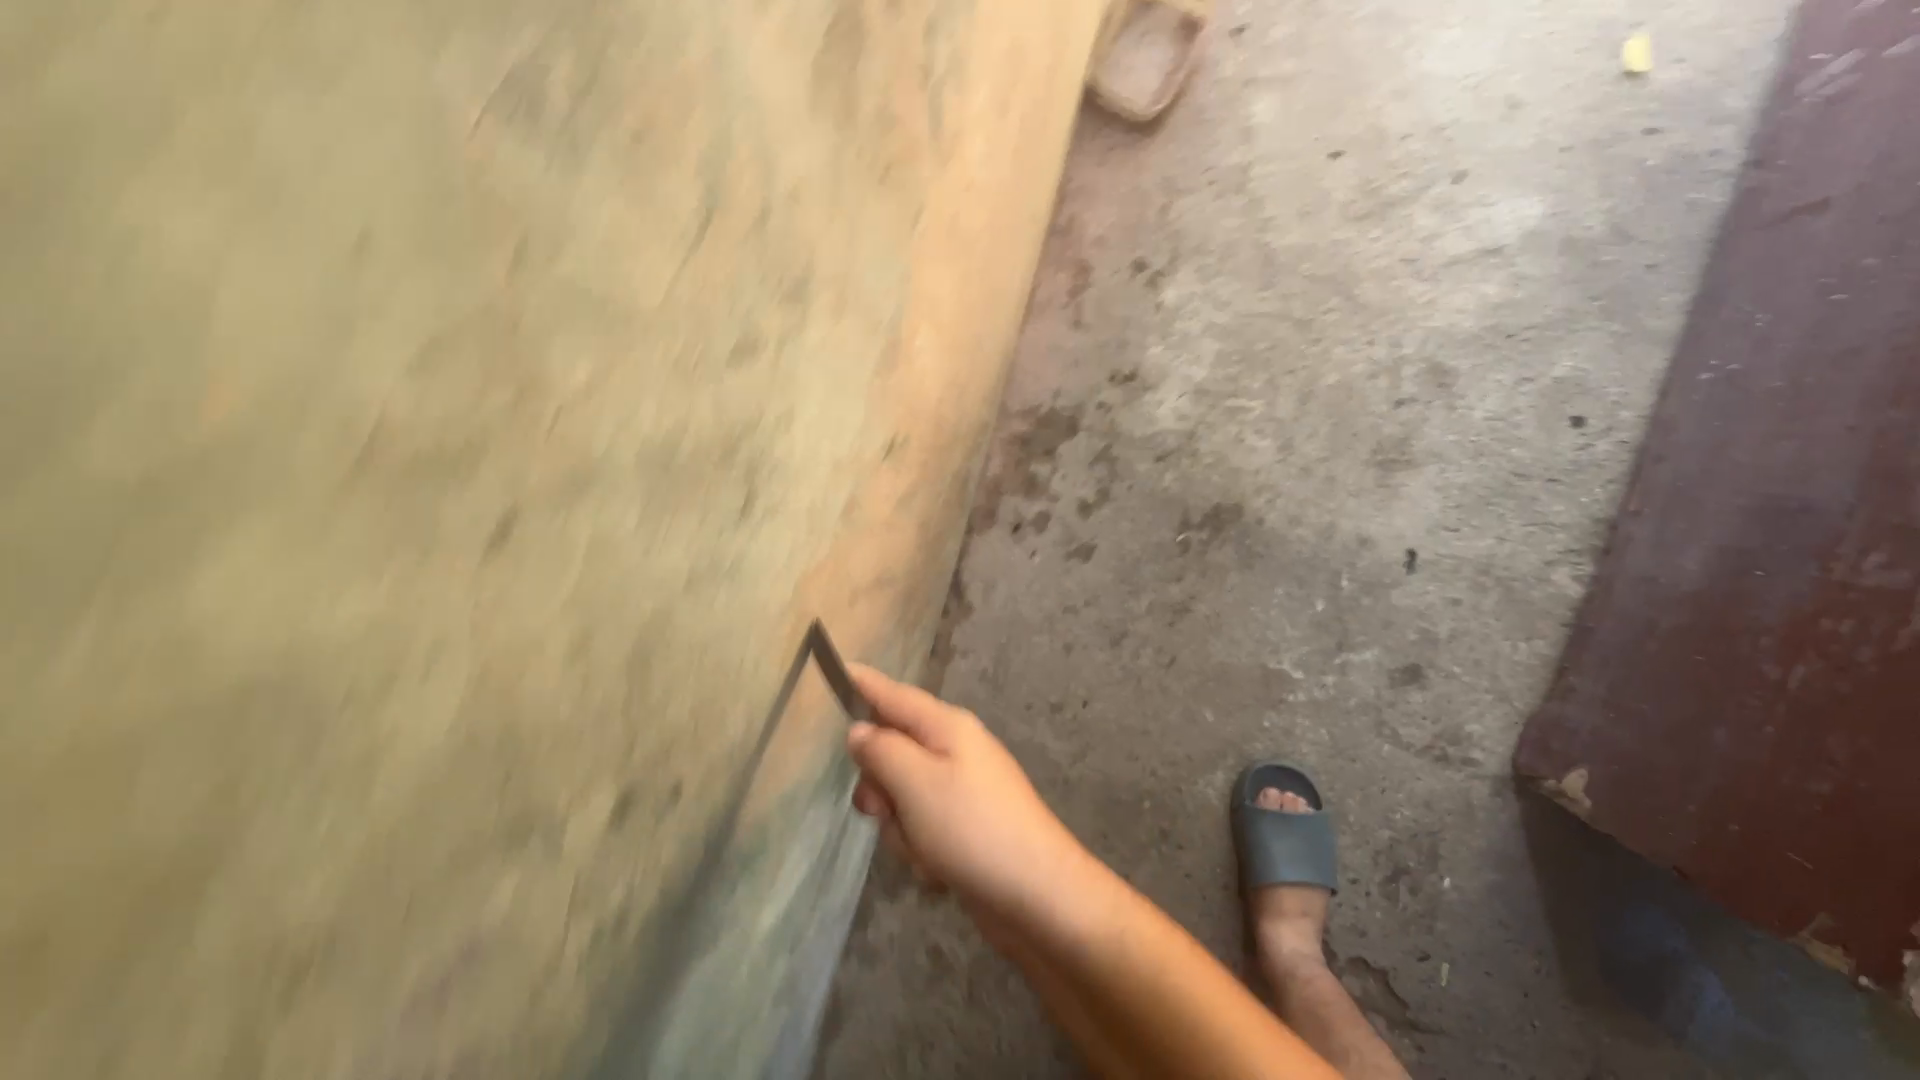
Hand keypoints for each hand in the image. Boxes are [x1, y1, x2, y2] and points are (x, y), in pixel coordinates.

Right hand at [845, 664, 1088, 915]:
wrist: (1036, 894)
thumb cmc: (972, 828)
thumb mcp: (915, 782)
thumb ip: (880, 750)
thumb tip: (860, 730)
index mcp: (947, 727)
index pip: (895, 695)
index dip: (864, 685)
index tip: (838, 669)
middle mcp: (956, 750)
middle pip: (893, 751)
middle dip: (879, 785)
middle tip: (881, 810)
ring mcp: (962, 790)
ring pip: (902, 795)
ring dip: (900, 826)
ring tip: (921, 848)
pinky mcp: (966, 826)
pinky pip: (922, 826)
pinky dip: (920, 847)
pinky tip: (937, 870)